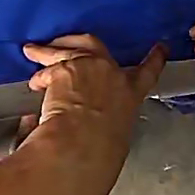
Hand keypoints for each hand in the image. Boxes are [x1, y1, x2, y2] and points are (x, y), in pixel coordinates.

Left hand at [12, 35, 165, 194]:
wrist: (80, 147)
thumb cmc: (100, 152)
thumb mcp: (114, 136)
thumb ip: (107, 123)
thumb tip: (93, 129)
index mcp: (131, 94)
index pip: (148, 72)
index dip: (155, 59)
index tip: (160, 48)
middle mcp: (113, 75)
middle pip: (96, 46)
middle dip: (80, 42)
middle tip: (66, 42)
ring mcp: (89, 67)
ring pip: (68, 49)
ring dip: (48, 51)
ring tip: (34, 50)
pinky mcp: (64, 70)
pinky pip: (48, 69)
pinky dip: (40, 76)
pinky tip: (33, 83)